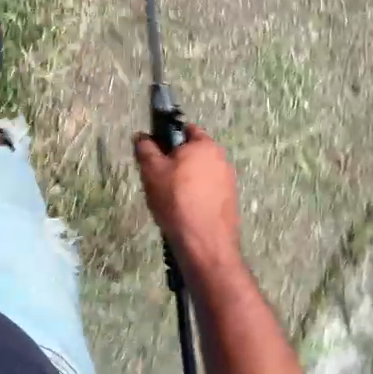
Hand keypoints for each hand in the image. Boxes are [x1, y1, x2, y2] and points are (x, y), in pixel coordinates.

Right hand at [133, 124, 242, 274]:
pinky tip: (183, 211)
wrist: (205, 245)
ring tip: (169, 197)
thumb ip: (145, 148)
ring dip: (186, 179)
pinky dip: (196, 196)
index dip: (168, 136)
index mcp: (205, 145)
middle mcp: (222, 159)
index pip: (185, 128)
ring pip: (200, 173)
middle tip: (158, 176)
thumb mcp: (151, 170)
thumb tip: (142, 137)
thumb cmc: (177, 199)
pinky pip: (208, 191)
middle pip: (193, 152)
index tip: (155, 151)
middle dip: (176, 160)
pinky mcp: (230, 204)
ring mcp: (229, 183)